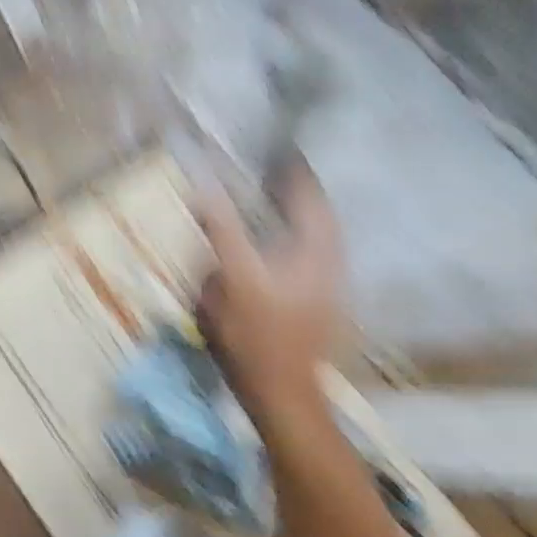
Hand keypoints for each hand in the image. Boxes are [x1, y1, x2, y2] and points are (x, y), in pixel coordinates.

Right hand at [197, 160, 342, 434]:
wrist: (281, 392)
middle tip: (271, 166)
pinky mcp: (321, 298)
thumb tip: (207, 189)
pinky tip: (280, 236)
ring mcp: (329, 281)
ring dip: (301, 207)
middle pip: (318, 209)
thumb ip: (222, 231)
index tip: (270, 145)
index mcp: (313, 251)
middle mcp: (329, 260)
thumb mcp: (230, 280)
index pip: (304, 195)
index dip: (288, 168)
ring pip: (320, 230)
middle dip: (296, 185)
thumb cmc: (253, 336)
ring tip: (276, 193)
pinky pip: (314, 249)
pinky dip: (299, 231)